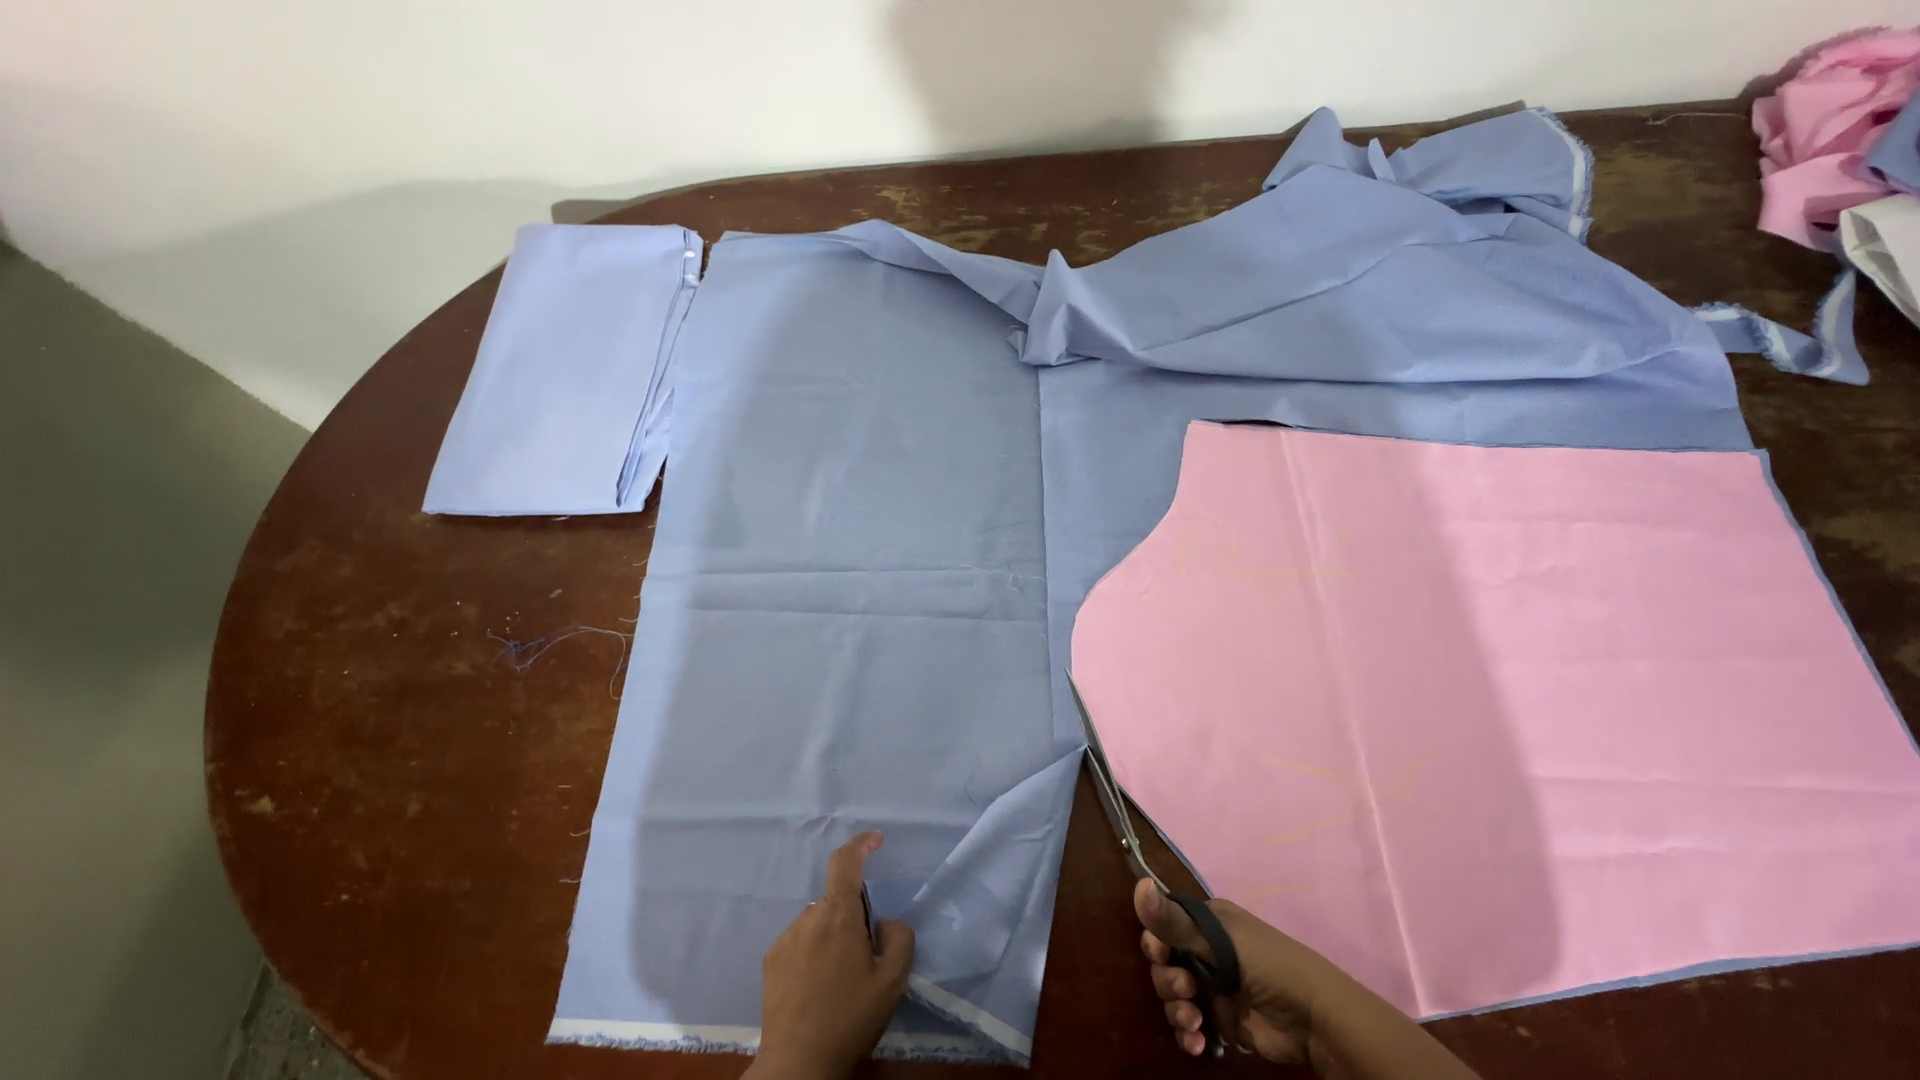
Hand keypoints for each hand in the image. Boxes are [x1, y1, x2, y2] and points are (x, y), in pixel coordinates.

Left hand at [747, 832, 914, 1079]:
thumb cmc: (850, 1017)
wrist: (799, 1062)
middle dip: (855, 915)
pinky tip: (820, 987)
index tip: (876, 839)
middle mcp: (808, 918)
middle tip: (868, 955)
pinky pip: (801, 941)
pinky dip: (815, 951)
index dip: (861, 844)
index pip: (845, 863)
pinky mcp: (771, 961)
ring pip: (819, 922)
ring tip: (843, 979)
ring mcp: (785, 939)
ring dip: (834, 935)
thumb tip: (883, 922)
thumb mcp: (893, 980)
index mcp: (838, 916)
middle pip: (837, 899)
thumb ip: (899, 937)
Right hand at [1137, 879, 1480, 1079]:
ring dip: (1176, 1010)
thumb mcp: (1220, 941)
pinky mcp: (1220, 1021)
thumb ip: (1174, 921)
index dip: (1156, 942)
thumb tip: (1137, 884)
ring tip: (1194, 1022)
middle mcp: (1207, 951)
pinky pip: (1188, 1026)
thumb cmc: (1269, 965)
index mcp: (1207, 923)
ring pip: (1173, 996)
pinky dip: (1187, 1034)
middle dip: (1168, 980)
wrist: (1313, 1018)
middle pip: (1164, 963)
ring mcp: (1213, 987)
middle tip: (1186, 990)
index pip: (1164, 925)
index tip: (1160, 953)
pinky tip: (1197, 1042)